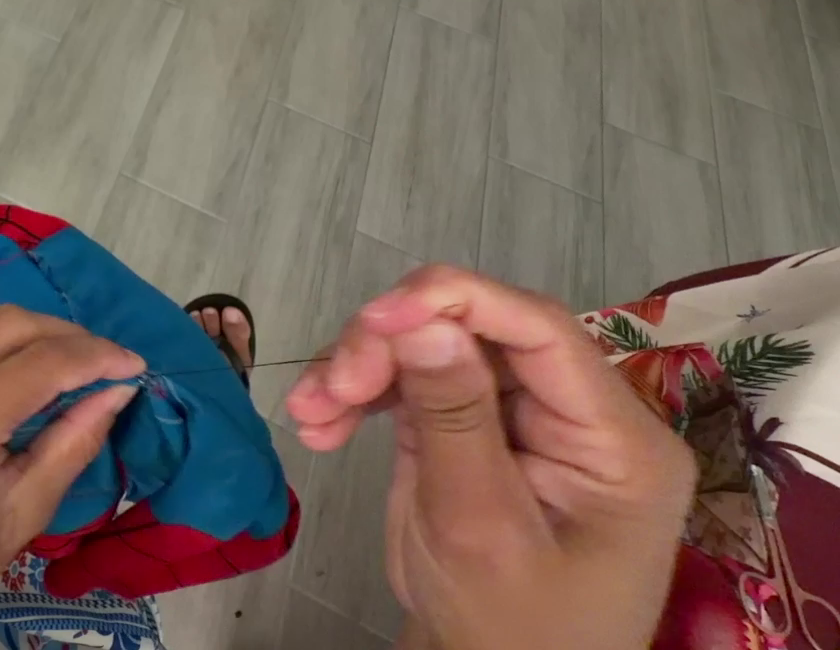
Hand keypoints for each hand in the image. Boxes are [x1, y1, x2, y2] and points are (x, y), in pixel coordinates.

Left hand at [0, 305, 142, 649]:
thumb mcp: (24, 511)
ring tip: (81, 367)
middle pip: (11, 323)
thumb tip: (118, 391)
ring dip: (39, 336)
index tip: (137, 365)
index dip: (95, 357)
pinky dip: (7, 347)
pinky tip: (35, 373)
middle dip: (68, 335)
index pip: (39, 363)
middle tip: (110, 364)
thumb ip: (74, 441)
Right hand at [285, 266, 696, 649]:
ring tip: (309, 415)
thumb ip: (454, 418)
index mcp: (612, 438)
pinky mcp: (462, 420)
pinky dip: (352, 393)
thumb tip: (419, 321)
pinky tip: (317, 423)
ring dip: (355, 370)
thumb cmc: (507, 620)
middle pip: (468, 331)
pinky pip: (401, 378)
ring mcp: (510, 413)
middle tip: (330, 390)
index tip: (372, 318)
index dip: (453, 302)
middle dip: (385, 348)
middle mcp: (566, 410)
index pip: (540, 330)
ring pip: (422, 345)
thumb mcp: (478, 524)